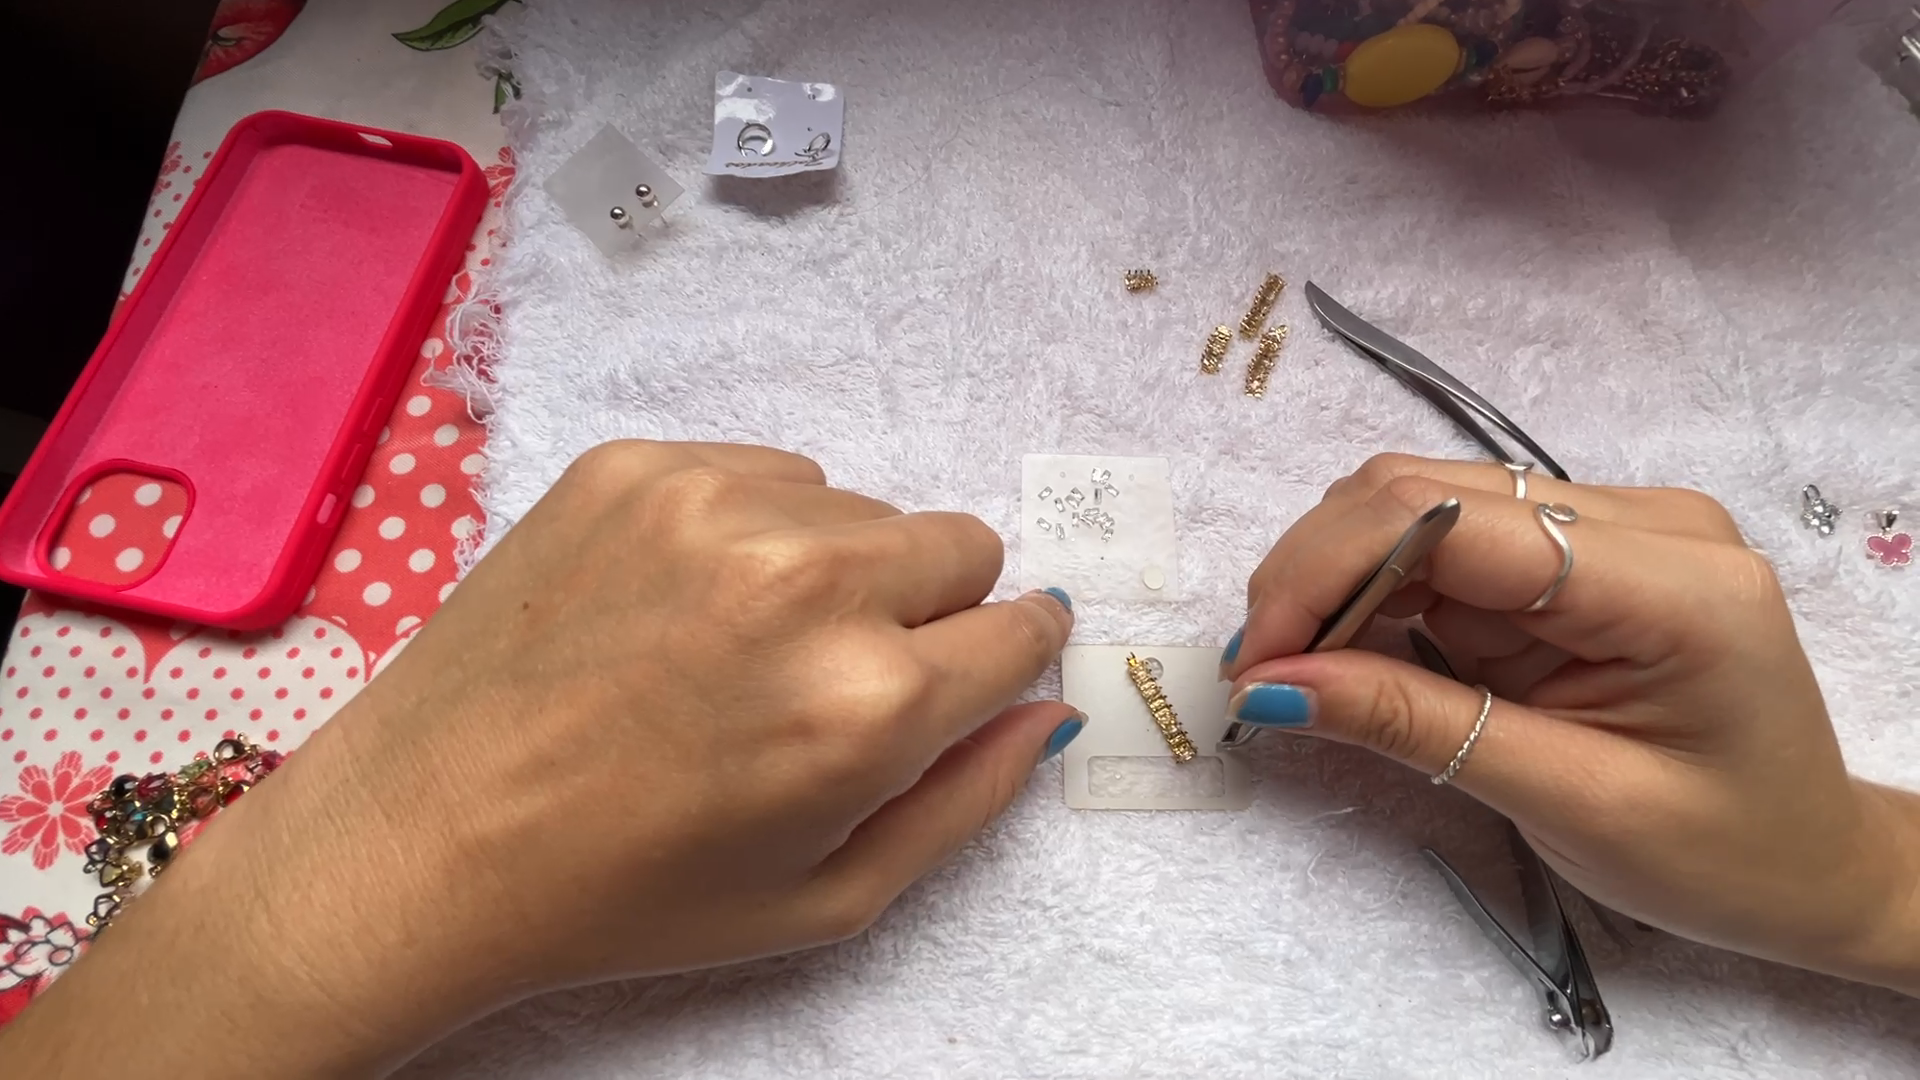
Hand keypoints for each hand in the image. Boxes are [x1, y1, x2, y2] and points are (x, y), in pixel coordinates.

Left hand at [2, 441, 1082, 1075]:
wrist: (421, 837)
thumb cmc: (642, 890)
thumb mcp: (832, 894)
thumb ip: (969, 797)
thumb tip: (1048, 706)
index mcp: (867, 701)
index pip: (1019, 629)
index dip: (1017, 643)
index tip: (997, 647)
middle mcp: (810, 579)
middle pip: (961, 543)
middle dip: (934, 604)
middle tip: (849, 659)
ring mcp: (718, 503)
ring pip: (867, 508)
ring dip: (843, 568)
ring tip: (749, 634)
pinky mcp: (643, 462)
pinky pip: (778, 472)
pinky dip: (765, 528)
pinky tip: (691, 593)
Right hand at [1219, 454, 1919, 990]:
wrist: (1809, 861)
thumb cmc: (1721, 854)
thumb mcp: (1562, 800)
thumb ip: (1410, 724)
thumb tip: (1269, 687)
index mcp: (1668, 583)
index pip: (1446, 521)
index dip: (1326, 573)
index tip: (1259, 660)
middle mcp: (1628, 520)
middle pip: (1409, 493)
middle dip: (1308, 573)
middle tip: (1261, 665)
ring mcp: (1587, 523)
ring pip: (1399, 503)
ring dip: (1322, 573)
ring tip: (1291, 655)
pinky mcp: (1546, 547)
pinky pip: (1417, 539)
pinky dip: (1354, 585)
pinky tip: (1336, 638)